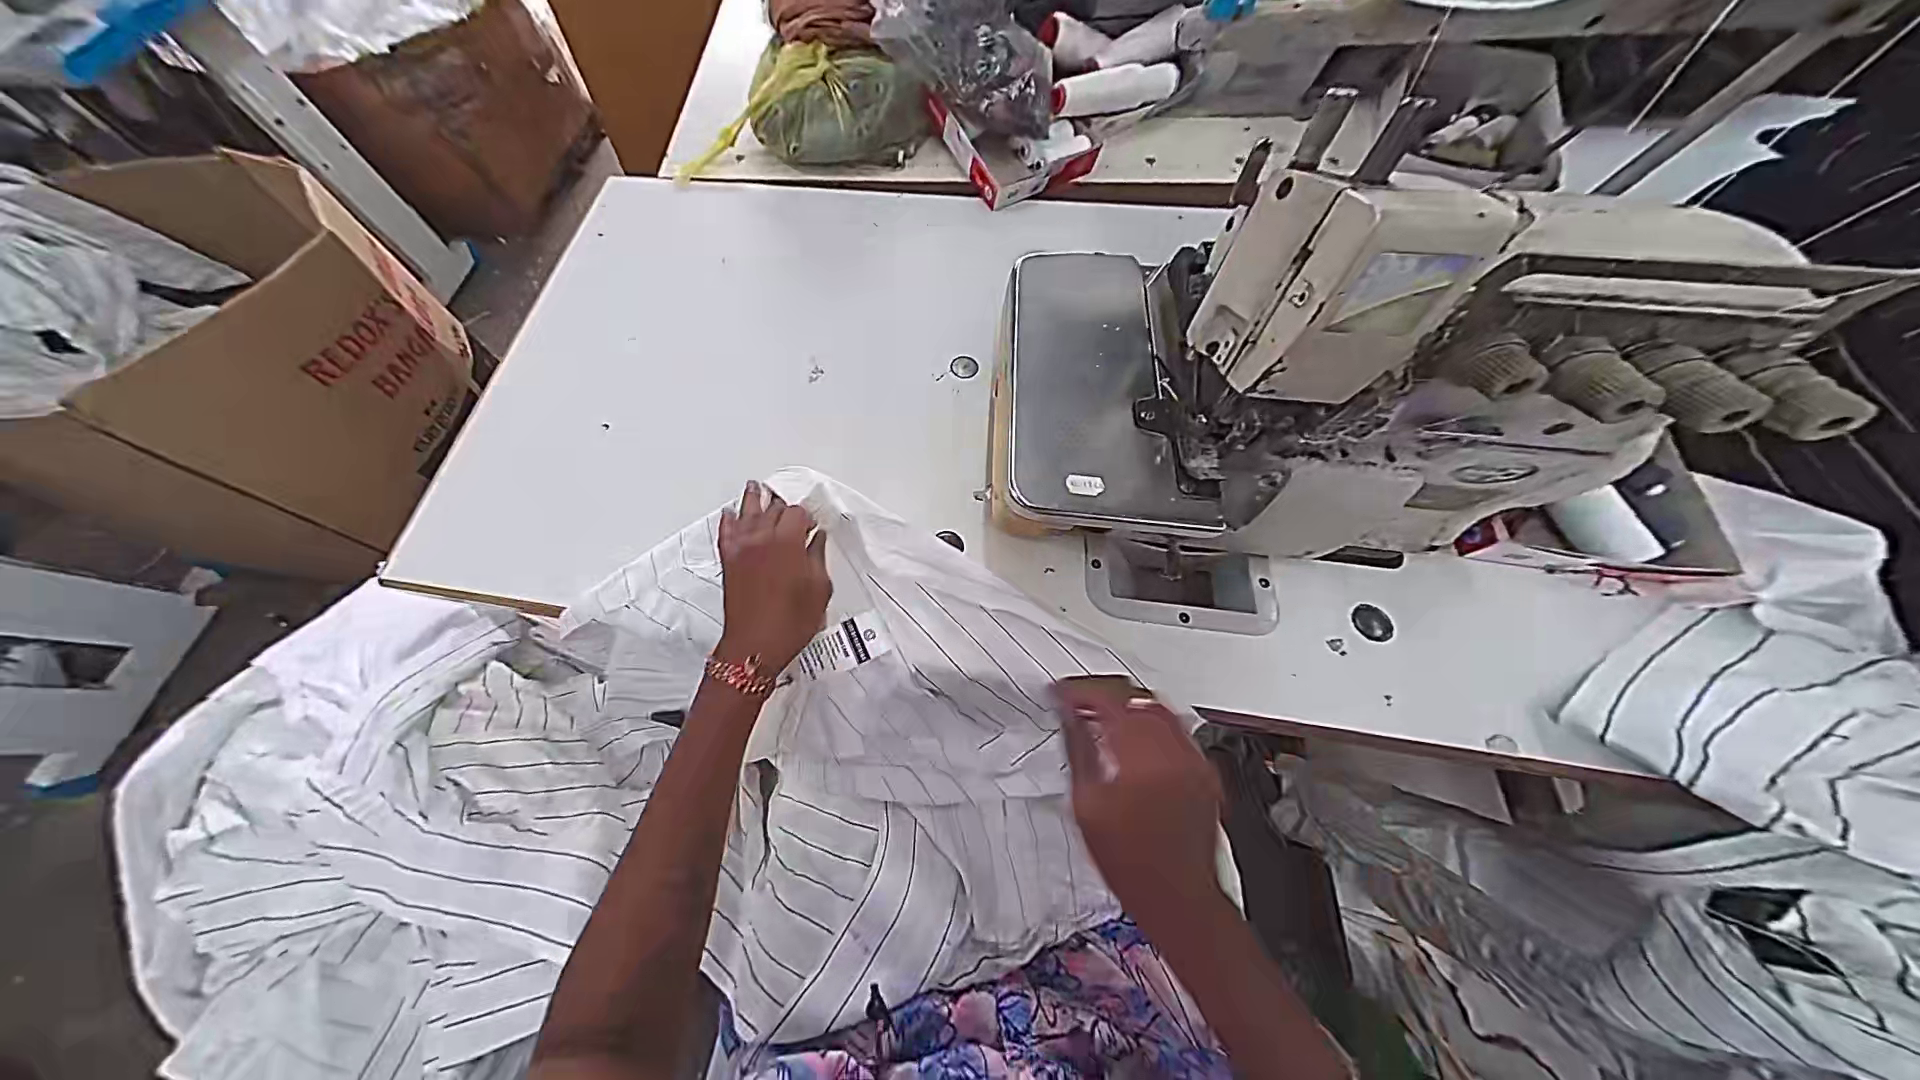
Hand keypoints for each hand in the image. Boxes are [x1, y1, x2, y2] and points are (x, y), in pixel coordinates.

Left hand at [715, 480, 831, 673]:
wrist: (756, 644)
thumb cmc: (789, 622)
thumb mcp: (819, 588)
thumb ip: (817, 557)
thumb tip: (816, 541)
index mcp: (788, 541)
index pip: (798, 513)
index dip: (807, 516)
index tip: (813, 524)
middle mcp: (762, 538)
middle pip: (773, 508)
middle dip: (784, 506)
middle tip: (792, 511)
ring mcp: (741, 547)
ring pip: (747, 511)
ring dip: (754, 498)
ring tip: (757, 488)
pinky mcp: (728, 560)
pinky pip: (726, 530)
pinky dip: (729, 519)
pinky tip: (731, 514)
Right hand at [1056, 679, 1222, 926]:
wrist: (1179, 899)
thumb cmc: (1131, 865)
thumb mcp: (1088, 806)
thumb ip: (1078, 750)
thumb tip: (1069, 716)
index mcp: (1139, 760)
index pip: (1107, 701)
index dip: (1079, 691)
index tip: (1062, 693)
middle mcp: (1171, 753)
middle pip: (1134, 696)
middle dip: (1102, 692)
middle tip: (1079, 699)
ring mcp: (1192, 760)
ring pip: (1157, 707)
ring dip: (1126, 702)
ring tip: (1103, 712)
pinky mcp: (1204, 771)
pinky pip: (1176, 728)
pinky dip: (1150, 720)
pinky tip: (1133, 733)